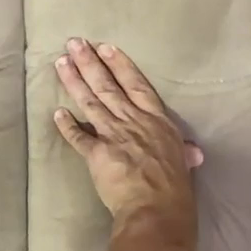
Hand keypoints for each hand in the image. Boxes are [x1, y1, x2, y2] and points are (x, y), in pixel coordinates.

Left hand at [53, 39, 204, 227]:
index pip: (136, 85)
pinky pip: (77, 137)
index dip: (120, 65)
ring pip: (90, 102)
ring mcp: (113, 135)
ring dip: (74, 81)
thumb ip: (184, 153)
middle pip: (107, 86)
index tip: (105, 48)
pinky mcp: (96, 153)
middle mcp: (133, 121)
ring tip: (60, 63)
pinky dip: (66, 125)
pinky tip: (56, 112)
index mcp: (156, 121)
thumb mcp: (184, 163)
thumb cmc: (175, 187)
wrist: (156, 208)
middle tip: (74, 43)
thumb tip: (194, 152)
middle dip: (90, 63)